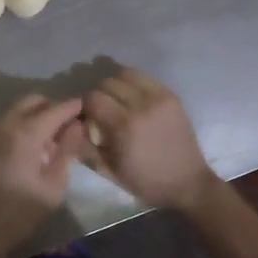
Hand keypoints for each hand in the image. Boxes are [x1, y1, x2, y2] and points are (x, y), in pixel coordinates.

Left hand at [0, 95, 87, 257]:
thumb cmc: (21, 212)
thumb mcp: (54, 185)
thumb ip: (67, 151)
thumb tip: (77, 126)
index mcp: (25, 133)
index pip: (54, 110)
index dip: (72, 107)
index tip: (86, 106)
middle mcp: (5, 125)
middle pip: (32, 101)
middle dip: (52, 106)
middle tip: (68, 124)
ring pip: (17, 110)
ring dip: (36, 115)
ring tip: (51, 139)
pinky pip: (6, 123)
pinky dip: (22, 125)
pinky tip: (31, 148)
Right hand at [83, 68, 219, 212]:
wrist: (187, 183)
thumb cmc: (146, 181)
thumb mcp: (109, 170)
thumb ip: (85, 146)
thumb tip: (69, 125)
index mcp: (124, 125)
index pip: (93, 98)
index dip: (85, 106)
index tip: (88, 117)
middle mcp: (141, 105)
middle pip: (107, 82)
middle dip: (99, 94)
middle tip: (102, 109)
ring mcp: (159, 98)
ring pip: (126, 74)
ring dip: (116, 84)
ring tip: (118, 100)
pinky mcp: (171, 96)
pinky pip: (145, 77)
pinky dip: (134, 83)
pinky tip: (134, 98)